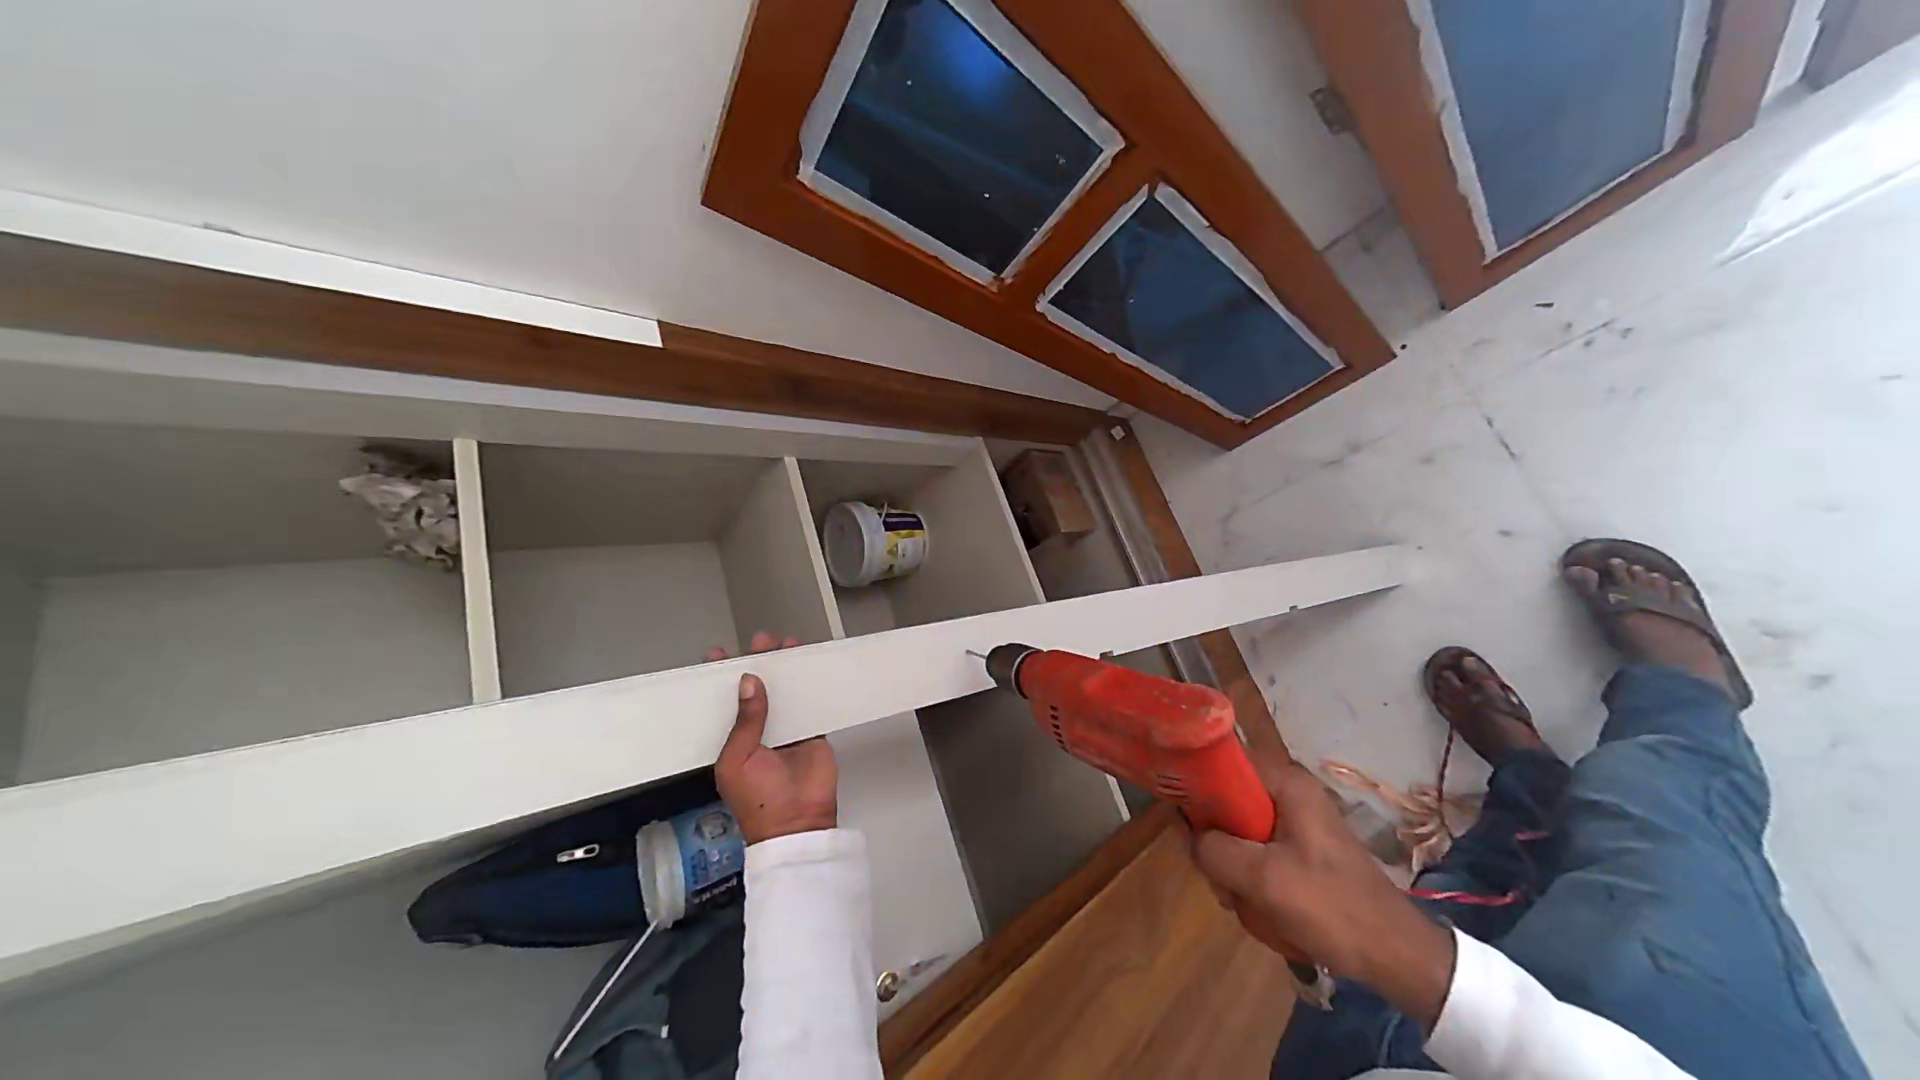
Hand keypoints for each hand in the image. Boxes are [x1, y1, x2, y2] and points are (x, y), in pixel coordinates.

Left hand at [712, 631, 837, 844]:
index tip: (719, 654)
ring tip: (786, 644)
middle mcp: (758, 730)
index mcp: (732, 739)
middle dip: (757, 663)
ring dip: (785, 668)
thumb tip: (750, 680)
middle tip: (760, 641)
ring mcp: (787, 728)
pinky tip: (812, 663)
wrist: (796, 822)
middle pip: (757, 689)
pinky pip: (811, 701)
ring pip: (784, 690)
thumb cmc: (757, 796)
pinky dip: (812, 682)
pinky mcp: (812, 730)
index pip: (723, 702)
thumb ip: (746, 720)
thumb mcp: (738, 758)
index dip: (720, 678)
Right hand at [1190, 760, 1456, 1029]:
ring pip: (1237, 838)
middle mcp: (1289, 795)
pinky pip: (1256, 859)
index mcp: (1287, 784)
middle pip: (1226, 806)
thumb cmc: (1333, 907)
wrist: (1397, 958)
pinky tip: (1266, 914)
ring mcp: (1295, 825)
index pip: (1224, 762)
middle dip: (1220, 850)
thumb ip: (1215, 850)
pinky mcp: (1299, 853)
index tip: (1186, 821)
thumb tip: (1189, 836)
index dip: (1198, 786)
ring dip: (1236, 877)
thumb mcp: (1264, 878)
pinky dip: (1254, 887)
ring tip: (1252, 906)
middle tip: (1227, 884)